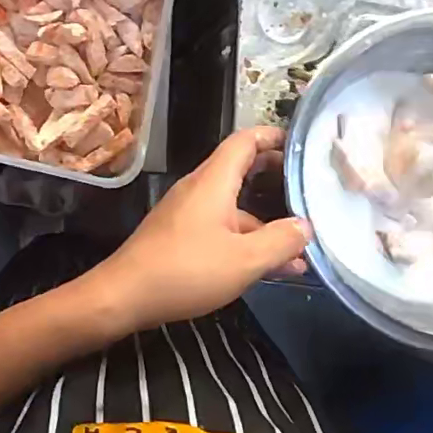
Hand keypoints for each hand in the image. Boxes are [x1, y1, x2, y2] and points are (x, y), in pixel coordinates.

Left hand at [81, 126, 311, 334]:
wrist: (124, 295)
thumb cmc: (186, 270)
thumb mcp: (244, 260)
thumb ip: (280, 241)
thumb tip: (305, 226)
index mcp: (212, 182)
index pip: (244, 141)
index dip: (273, 136)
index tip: (302, 145)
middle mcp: (198, 190)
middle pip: (240, 170)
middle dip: (274, 177)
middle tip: (308, 188)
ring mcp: (186, 213)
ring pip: (233, 207)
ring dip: (265, 222)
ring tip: (300, 247)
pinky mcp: (179, 236)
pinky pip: (220, 228)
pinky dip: (245, 240)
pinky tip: (268, 268)